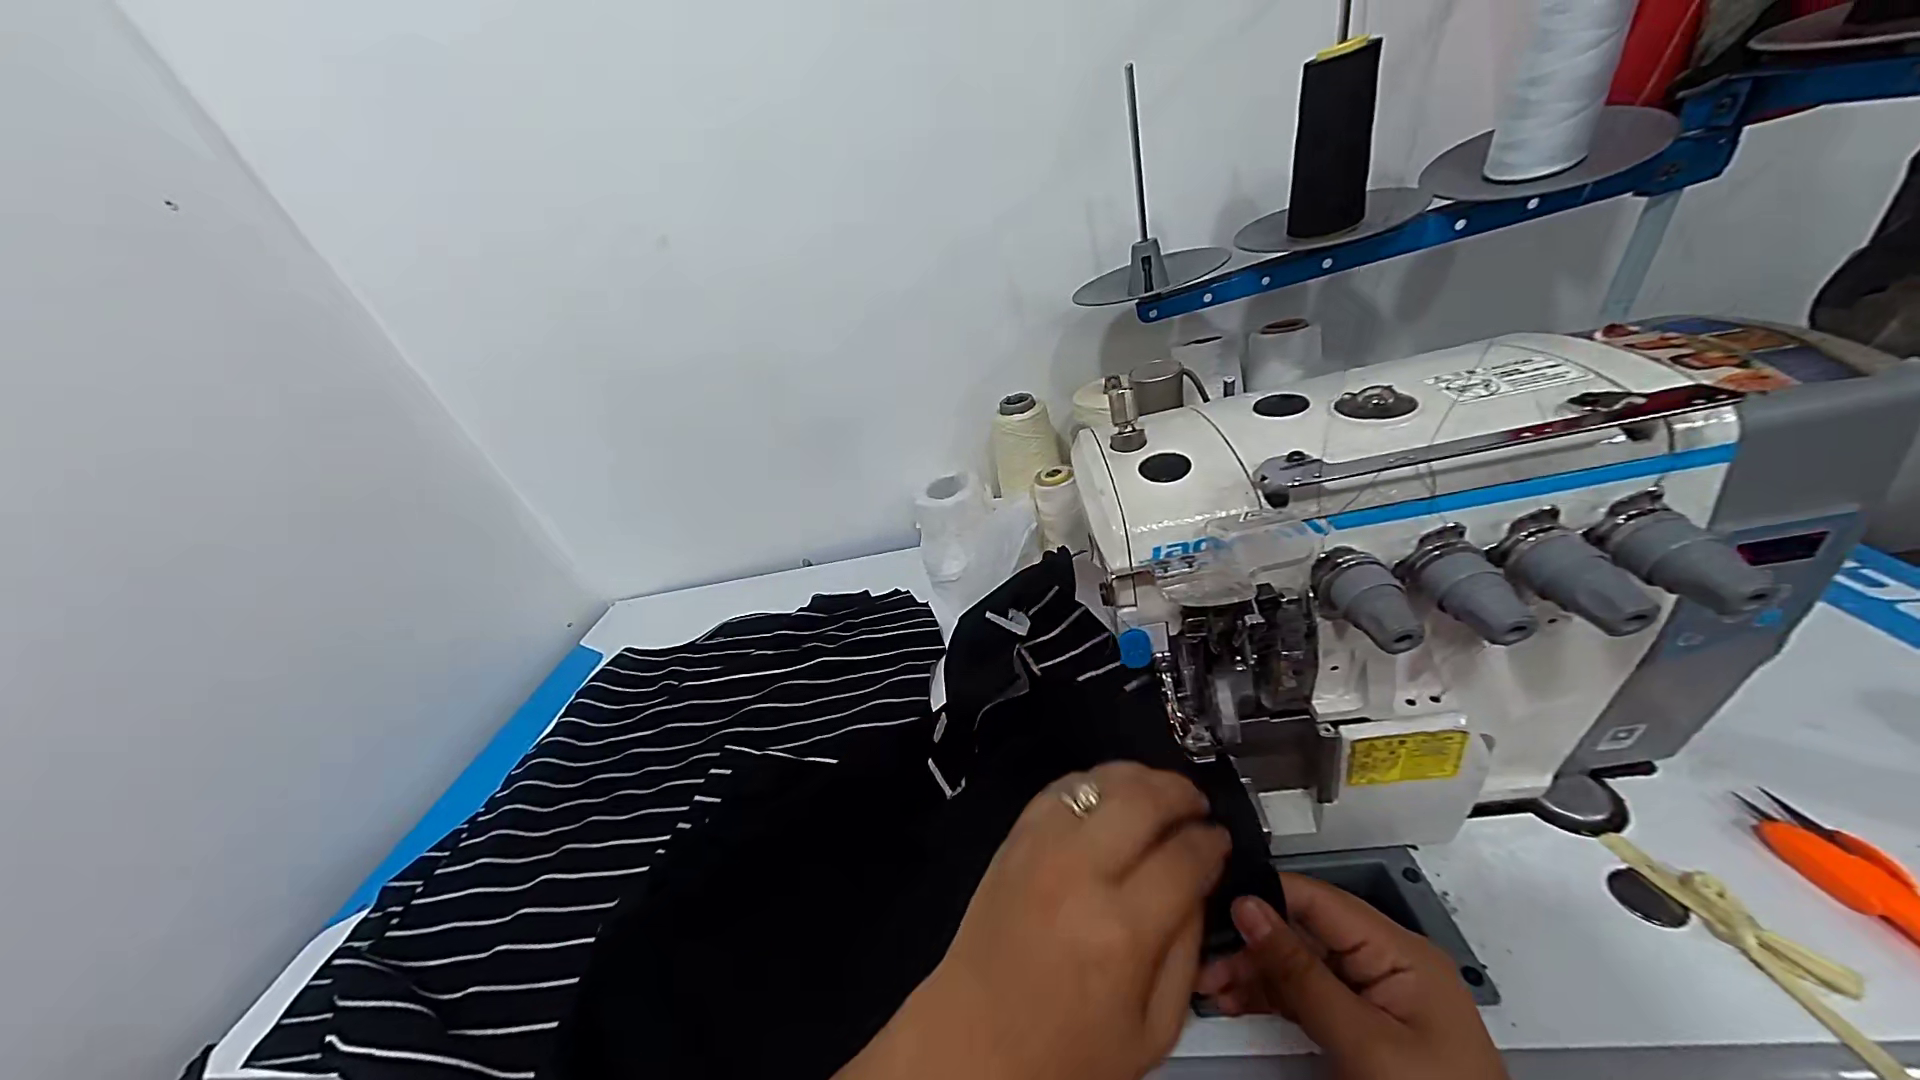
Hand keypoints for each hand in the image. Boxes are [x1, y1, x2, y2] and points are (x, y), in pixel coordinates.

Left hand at [837, 762, 1230, 1079]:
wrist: (974, 1040)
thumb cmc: (1068, 1050)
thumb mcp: (1154, 1028)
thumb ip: (1186, 949)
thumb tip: (1198, 884)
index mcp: (1121, 931)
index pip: (1184, 857)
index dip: (1211, 841)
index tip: (1220, 838)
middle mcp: (1079, 874)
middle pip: (1143, 800)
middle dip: (1181, 793)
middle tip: (1196, 803)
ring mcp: (1039, 848)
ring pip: (1098, 781)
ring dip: (1138, 777)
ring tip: (1159, 791)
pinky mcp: (1012, 839)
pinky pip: (1057, 788)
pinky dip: (1090, 782)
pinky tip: (1108, 795)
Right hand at [1195, 873, 1506, 1079]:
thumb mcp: (1363, 1040)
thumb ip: (1301, 972)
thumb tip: (1251, 910)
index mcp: (1399, 952)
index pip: (1315, 898)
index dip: (1264, 897)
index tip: (1218, 907)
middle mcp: (1384, 963)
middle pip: (1300, 931)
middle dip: (1251, 944)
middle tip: (1210, 961)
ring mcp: (1370, 995)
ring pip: (1294, 963)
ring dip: (1251, 972)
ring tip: (1215, 985)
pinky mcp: (1359, 1023)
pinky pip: (1302, 993)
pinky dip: (1267, 997)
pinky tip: (1237, 999)